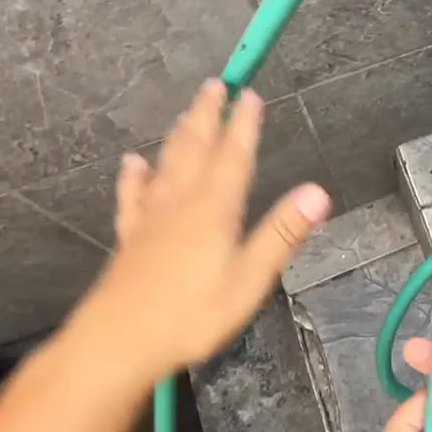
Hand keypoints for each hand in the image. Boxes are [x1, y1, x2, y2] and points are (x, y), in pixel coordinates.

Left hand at [68, 80, 330, 384]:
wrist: (113, 346)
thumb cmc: (190, 314)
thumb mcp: (250, 278)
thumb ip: (282, 233)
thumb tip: (318, 192)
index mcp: (214, 208)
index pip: (234, 156)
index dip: (244, 124)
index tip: (250, 95)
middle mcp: (181, 204)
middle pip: (196, 149)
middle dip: (208, 116)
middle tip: (215, 85)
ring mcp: (151, 220)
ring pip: (167, 166)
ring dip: (179, 136)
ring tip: (186, 113)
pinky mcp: (130, 240)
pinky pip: (133, 198)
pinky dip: (134, 177)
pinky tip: (132, 164)